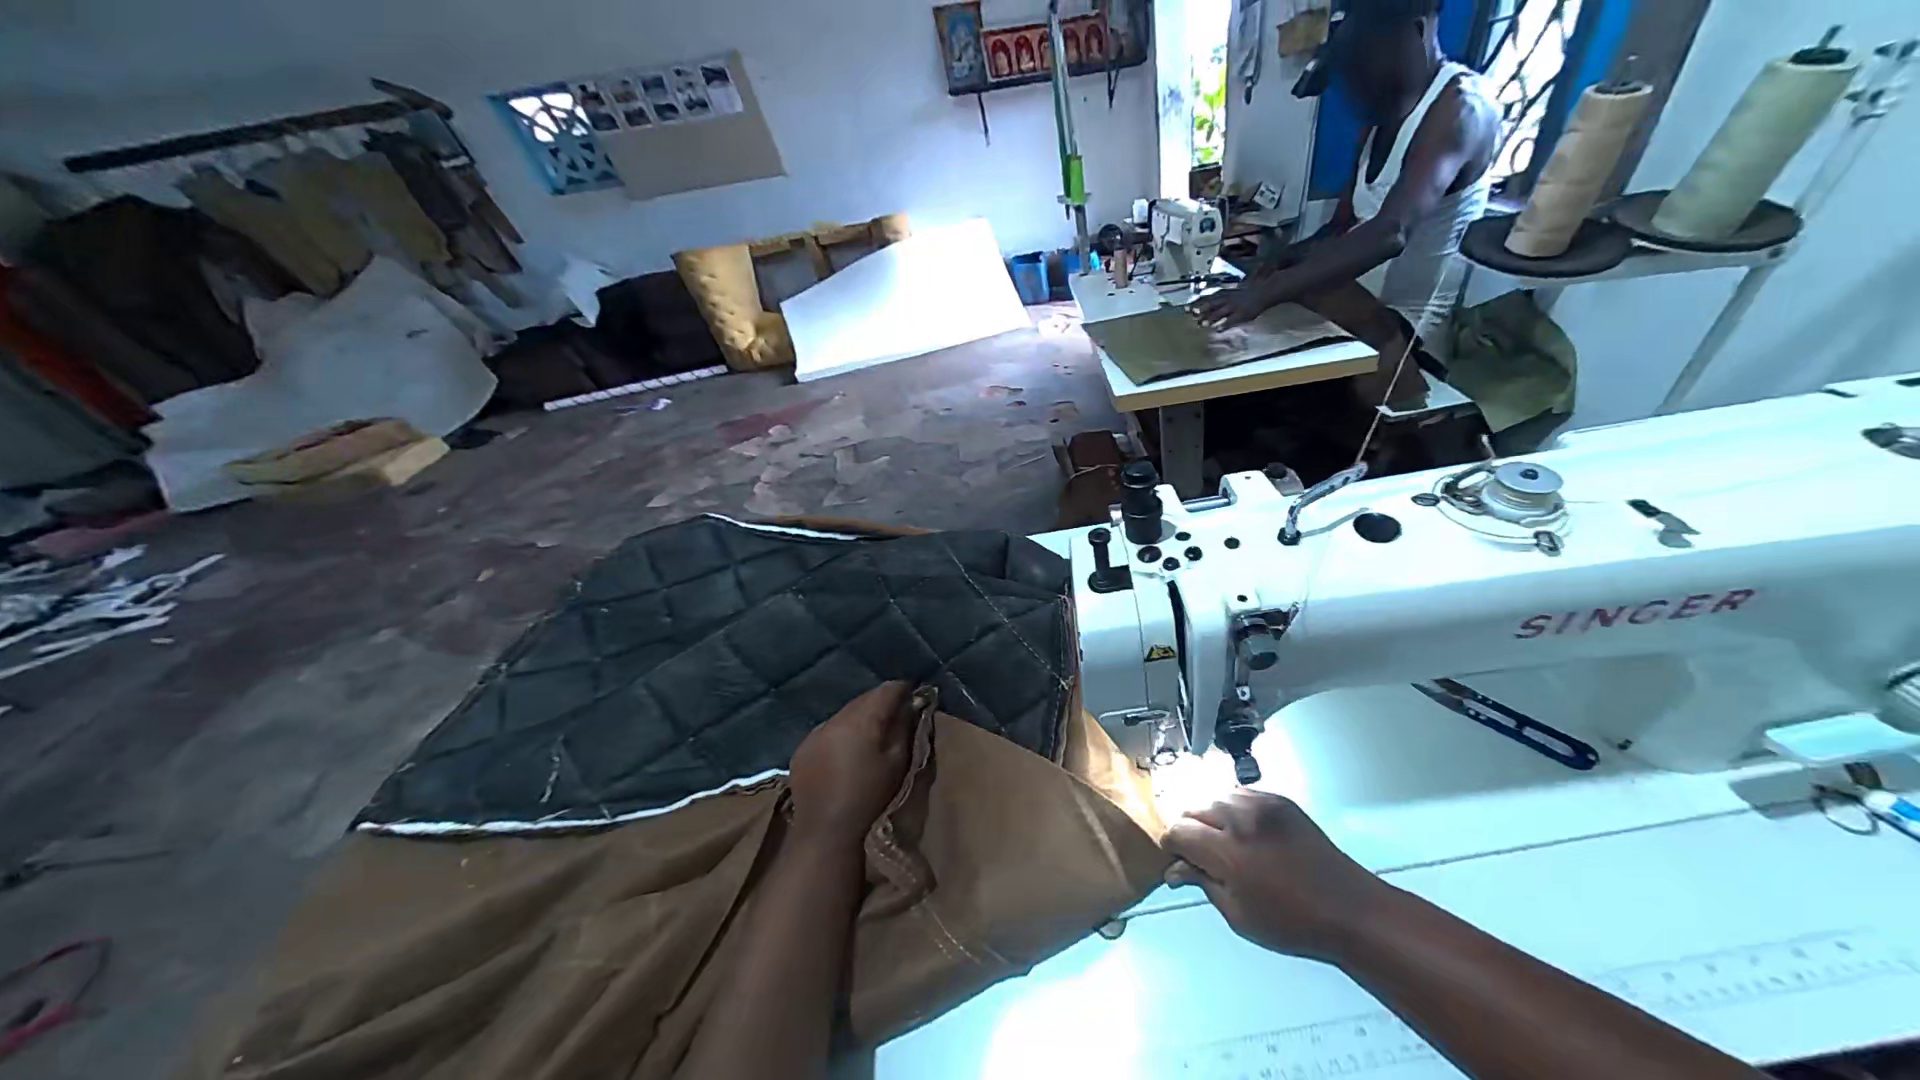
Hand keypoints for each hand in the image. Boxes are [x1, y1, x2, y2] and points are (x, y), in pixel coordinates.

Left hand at [788, 681, 915, 843]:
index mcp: (861, 720)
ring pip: (844, 713)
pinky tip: (846, 748)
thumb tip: (910, 704)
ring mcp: (815, 733)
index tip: (914, 693)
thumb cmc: (870, 798)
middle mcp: (835, 719)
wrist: (826, 832)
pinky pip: (827, 729)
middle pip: (863, 699)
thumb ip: (904, 727)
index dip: (903, 689)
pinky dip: (840, 732)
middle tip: (896, 711)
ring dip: (859, 716)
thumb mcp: (897, 762)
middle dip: (880, 701)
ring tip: (871, 731)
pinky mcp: (802, 748)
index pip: (886, 690)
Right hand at [1164, 790, 1395, 960]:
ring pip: (1215, 798)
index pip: (1178, 831)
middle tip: (1201, 855)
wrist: (1350, 909)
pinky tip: (1245, 831)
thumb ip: (1202, 884)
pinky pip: (1240, 794)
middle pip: (1193, 809)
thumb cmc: (1292, 923)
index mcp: (1228, 851)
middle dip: (1190, 830)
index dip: (1172, 846)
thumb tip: (1175, 869)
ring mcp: (1261, 805)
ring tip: (1225, 842)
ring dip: (1211, 817)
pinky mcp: (1279, 800)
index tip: (1178, 861)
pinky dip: (1233, 809)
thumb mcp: (1239, 915)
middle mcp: (1240, 819)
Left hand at [1188, 284, 1273, 329]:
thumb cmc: (1245, 295)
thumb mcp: (1231, 295)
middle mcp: (1228, 300)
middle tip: (1191, 314)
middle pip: (1212, 304)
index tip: (1184, 309)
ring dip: (1211, 318)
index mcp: (1224, 295)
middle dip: (1201, 309)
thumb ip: (1219, 302)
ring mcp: (1235, 307)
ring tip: (1202, 324)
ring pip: (1221, 312)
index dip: (1196, 304)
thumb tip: (1205, 309)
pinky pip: (1233, 320)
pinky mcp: (1243, 314)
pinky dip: (1226, 325)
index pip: (1207, 300)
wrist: (1264, 292)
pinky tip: (1219, 330)